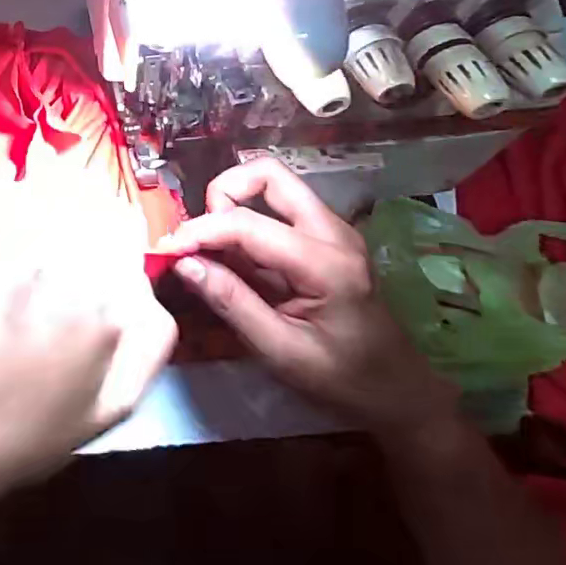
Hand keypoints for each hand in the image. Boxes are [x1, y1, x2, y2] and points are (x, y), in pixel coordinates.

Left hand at [0, 177, 175, 526]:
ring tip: (44, 167)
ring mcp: (4, 262)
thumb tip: (145, 281)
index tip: (112, 224)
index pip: (125, 231)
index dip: (119, 223)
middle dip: (87, 194)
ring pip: (39, 196)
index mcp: (105, 310)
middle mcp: (60, 276)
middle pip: (85, 205)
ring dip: (46, 178)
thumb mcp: (114, 405)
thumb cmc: (31, 430)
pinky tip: (5, 179)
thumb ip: (150, 341)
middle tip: (81, 192)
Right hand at [160, 157, 457, 440]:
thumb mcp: (281, 351)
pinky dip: (246, 223)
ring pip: (271, 185)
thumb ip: (232, 302)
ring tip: (213, 251)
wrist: (399, 389)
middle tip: (200, 237)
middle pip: (267, 174)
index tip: (166, 250)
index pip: (248, 223)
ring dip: (233, 206)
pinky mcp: (324, 236)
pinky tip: (235, 261)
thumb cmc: (343, 378)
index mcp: (326, 262)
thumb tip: (183, 263)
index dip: (200, 231)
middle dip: (222, 193)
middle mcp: (332, 230)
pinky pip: (277, 209)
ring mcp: (331, 229)